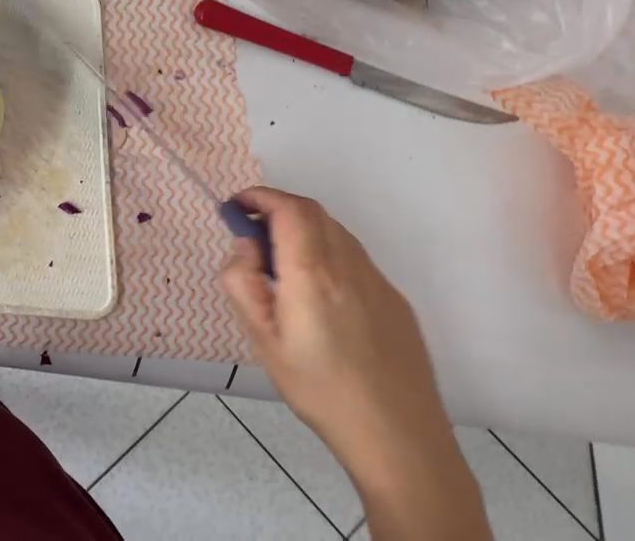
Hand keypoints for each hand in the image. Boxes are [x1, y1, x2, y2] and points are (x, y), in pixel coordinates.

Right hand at [218, 187, 453, 472]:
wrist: (399, 438)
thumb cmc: (318, 389)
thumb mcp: (260, 338)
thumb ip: (242, 282)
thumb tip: (244, 246)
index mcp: (313, 275)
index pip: (290, 209)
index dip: (259, 196)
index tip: (235, 208)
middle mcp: (350, 268)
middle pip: (314, 212)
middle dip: (276, 208)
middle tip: (249, 234)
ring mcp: (379, 283)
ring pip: (336, 232)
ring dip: (301, 229)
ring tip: (278, 264)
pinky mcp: (396, 302)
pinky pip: (354, 258)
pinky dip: (325, 252)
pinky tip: (314, 293)